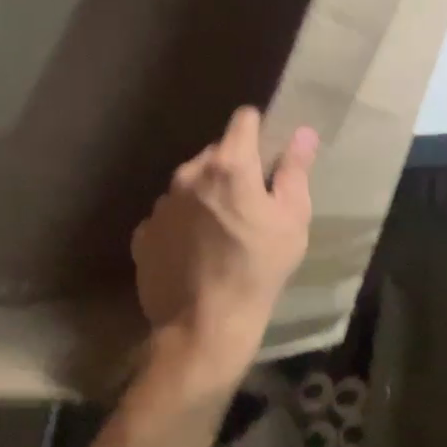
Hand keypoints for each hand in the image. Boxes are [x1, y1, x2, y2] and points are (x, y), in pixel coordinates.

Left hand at [131, 106, 317, 388]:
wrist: (204, 326)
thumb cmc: (259, 267)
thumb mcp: (293, 218)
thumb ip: (295, 170)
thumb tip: (302, 133)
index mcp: (228, 165)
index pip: (243, 120)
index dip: (260, 130)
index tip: (269, 152)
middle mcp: (189, 176)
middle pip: (216, 152)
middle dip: (234, 166)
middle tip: (253, 200)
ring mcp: (161, 205)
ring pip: (191, 182)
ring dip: (208, 193)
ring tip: (224, 227)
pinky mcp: (144, 234)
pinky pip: (170, 213)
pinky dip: (185, 220)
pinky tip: (199, 248)